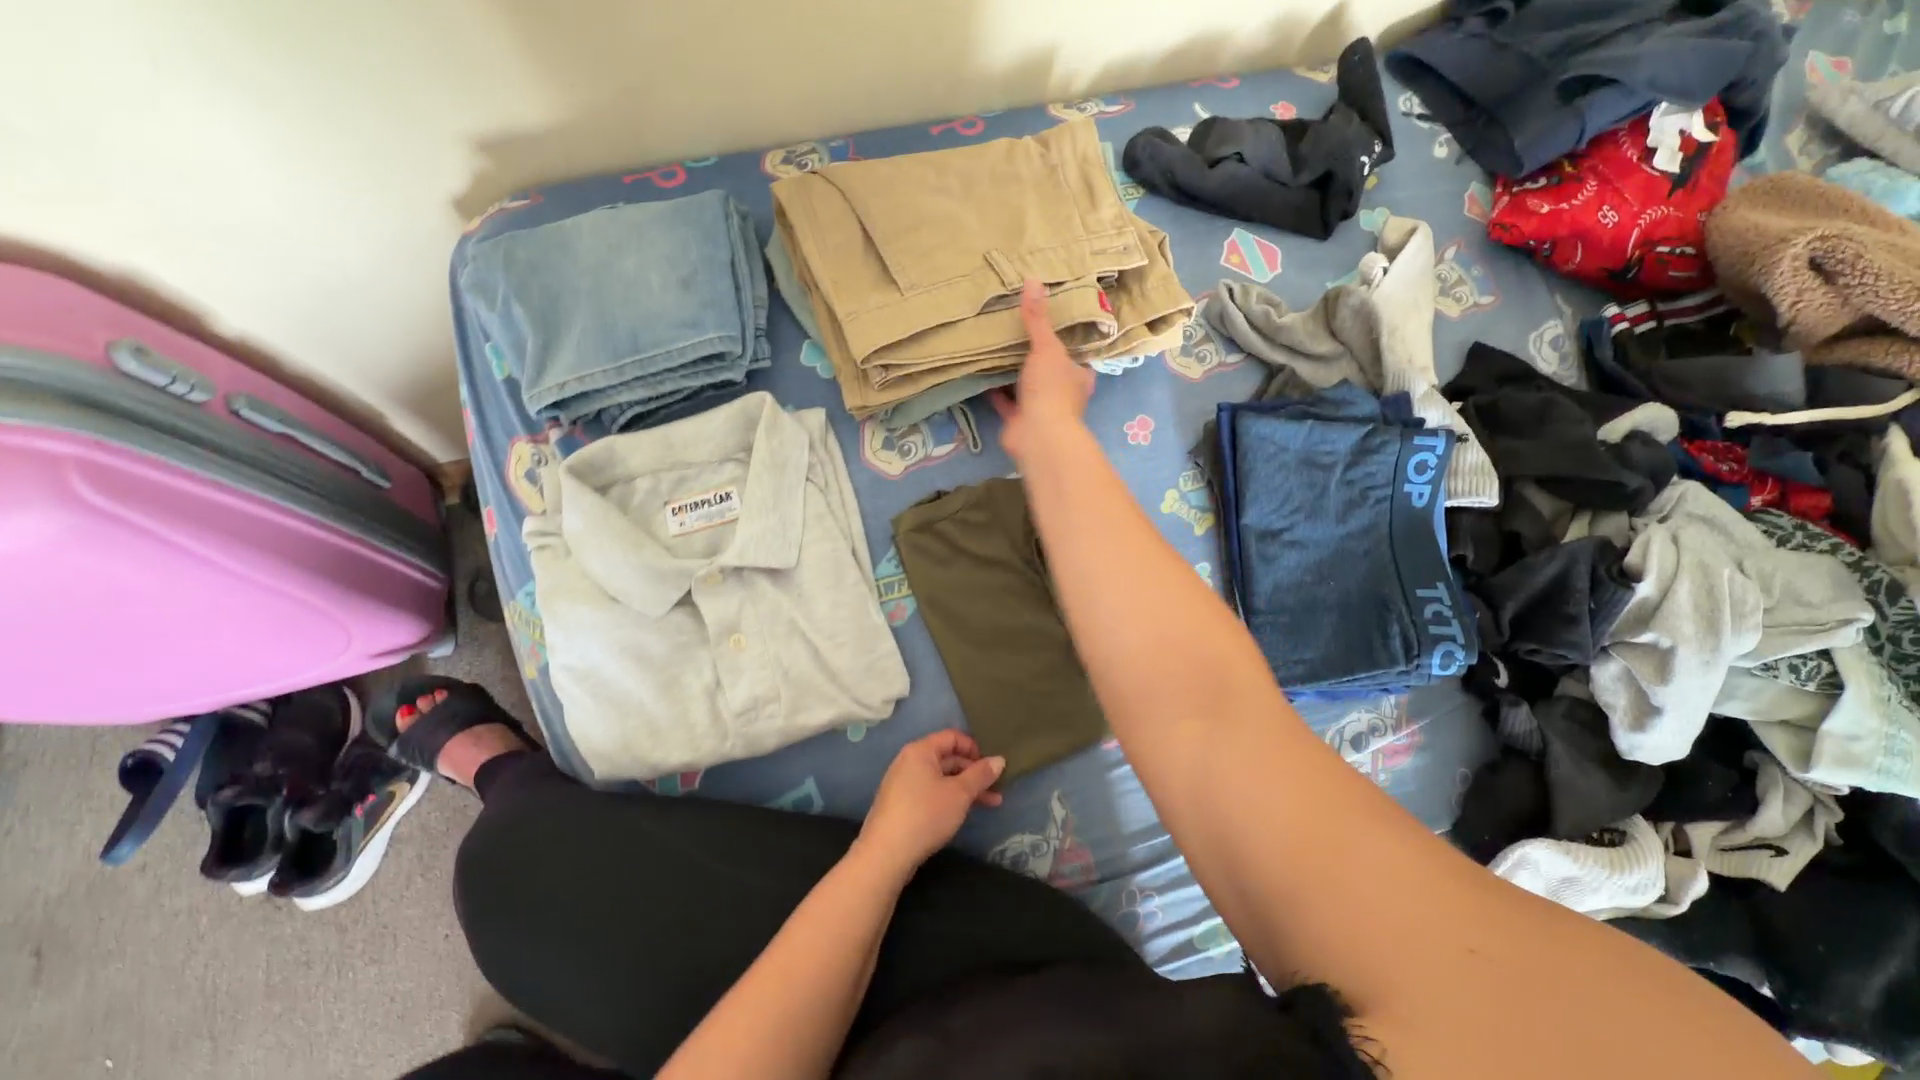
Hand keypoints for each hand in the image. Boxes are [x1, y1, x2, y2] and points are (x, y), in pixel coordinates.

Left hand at [857, 730, 1005, 874]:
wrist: (886, 853)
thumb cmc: (926, 814)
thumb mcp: (960, 793)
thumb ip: (981, 775)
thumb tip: (999, 759)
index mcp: (920, 751)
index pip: (952, 737)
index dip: (974, 748)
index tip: (992, 766)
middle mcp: (909, 762)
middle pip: (947, 758)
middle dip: (974, 772)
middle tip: (997, 788)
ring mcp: (903, 784)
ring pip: (941, 778)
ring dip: (966, 788)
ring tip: (992, 804)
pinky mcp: (902, 805)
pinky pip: (931, 793)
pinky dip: (950, 798)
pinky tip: (964, 812)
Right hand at [990, 279, 1095, 463]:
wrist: (1038, 435)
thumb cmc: (1051, 388)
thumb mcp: (1046, 347)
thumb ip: (1038, 318)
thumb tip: (1033, 279)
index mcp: (1079, 376)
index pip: (1077, 356)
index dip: (1067, 343)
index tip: (1051, 327)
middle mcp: (1065, 394)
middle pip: (1052, 372)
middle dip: (1038, 359)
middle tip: (1020, 337)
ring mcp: (1044, 410)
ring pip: (1030, 388)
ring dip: (1017, 376)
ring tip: (1000, 352)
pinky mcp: (1022, 422)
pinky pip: (1008, 403)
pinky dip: (997, 393)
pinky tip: (984, 376)